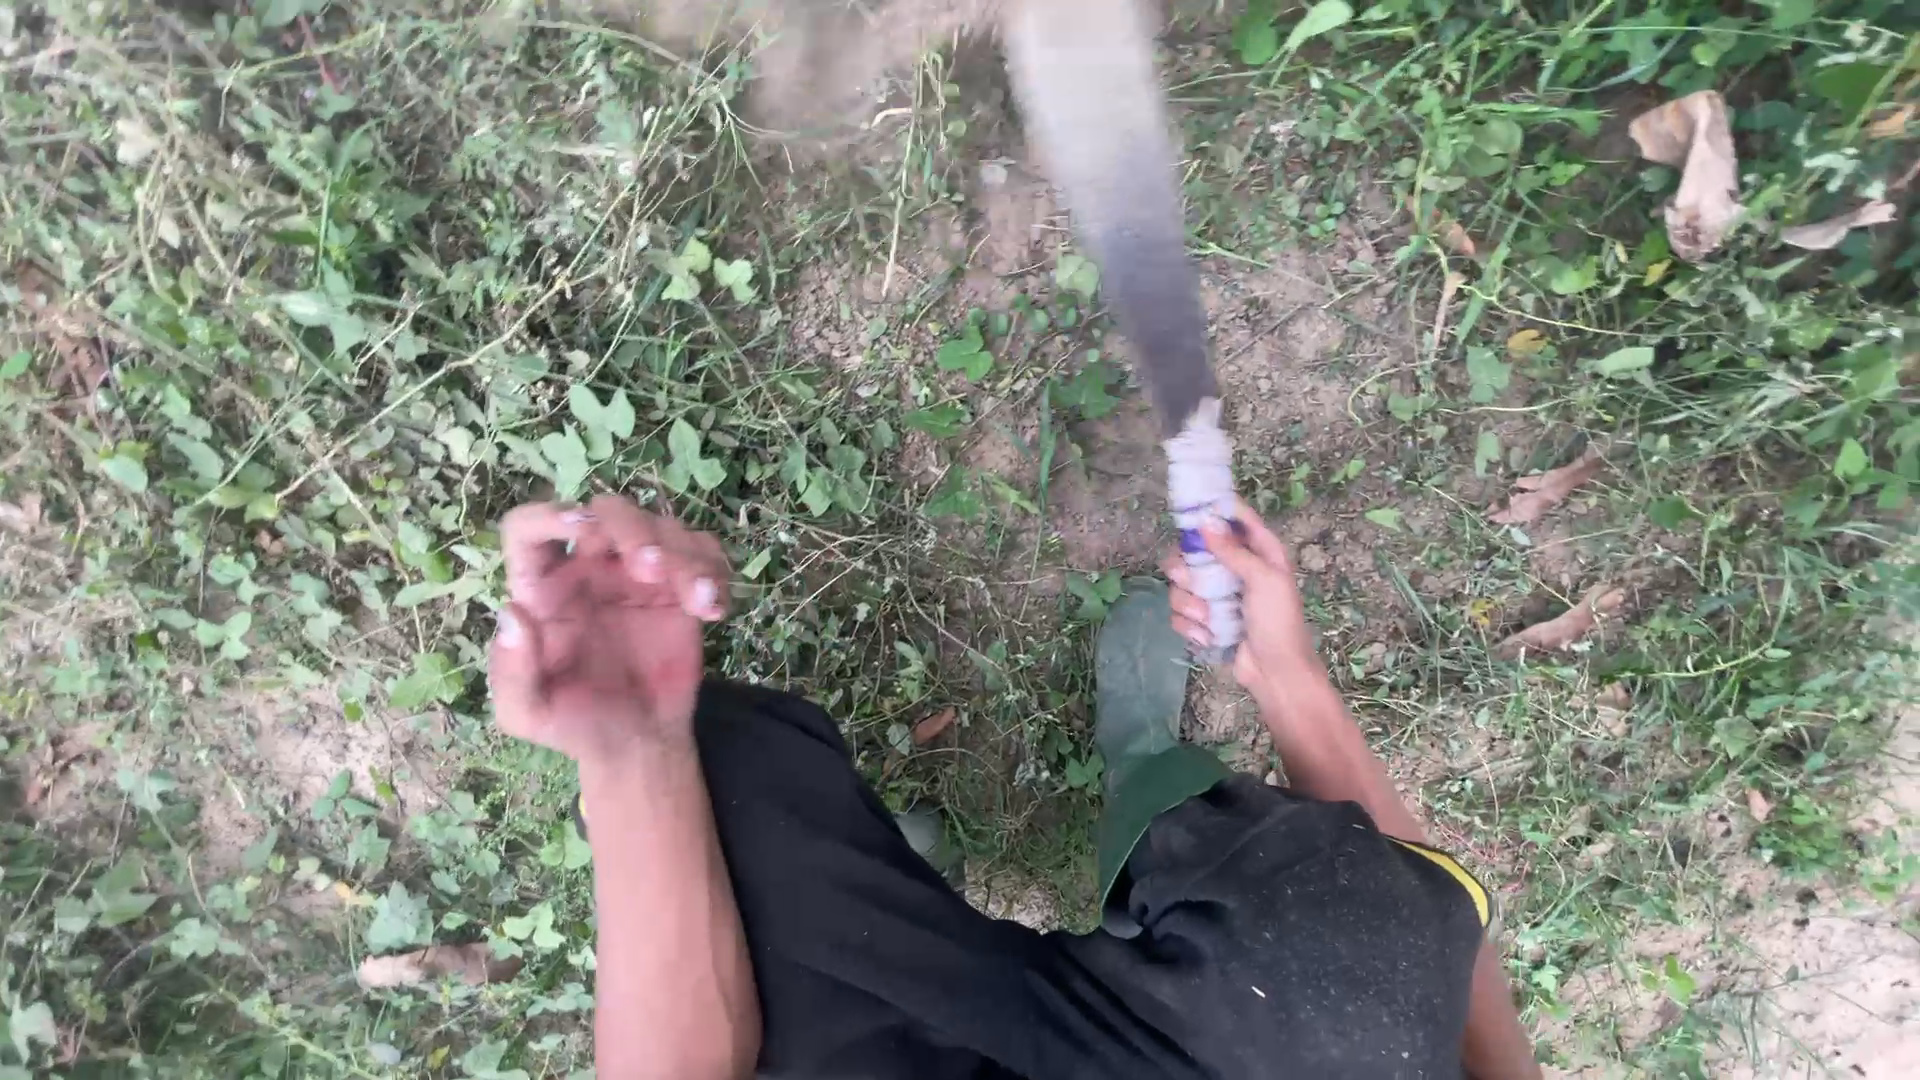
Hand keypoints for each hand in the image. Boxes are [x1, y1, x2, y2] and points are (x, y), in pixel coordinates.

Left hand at [487, 496, 728, 761]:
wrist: (638, 742)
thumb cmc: (576, 724)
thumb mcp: (528, 713)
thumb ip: (512, 671)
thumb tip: (513, 612)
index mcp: (543, 588)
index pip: (530, 528)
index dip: (550, 515)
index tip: (581, 528)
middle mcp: (591, 569)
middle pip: (610, 511)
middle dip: (634, 529)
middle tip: (652, 568)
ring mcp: (640, 575)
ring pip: (666, 529)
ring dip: (687, 557)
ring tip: (701, 602)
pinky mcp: (683, 588)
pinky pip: (705, 556)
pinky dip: (716, 572)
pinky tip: (714, 609)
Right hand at [1163, 504, 1322, 707]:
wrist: (1275, 673)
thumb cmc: (1278, 623)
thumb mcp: (1265, 580)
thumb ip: (1235, 551)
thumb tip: (1206, 523)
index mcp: (1257, 551)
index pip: (1233, 518)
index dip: (1212, 512)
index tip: (1191, 517)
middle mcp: (1232, 567)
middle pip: (1192, 550)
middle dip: (1187, 569)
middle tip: (1192, 580)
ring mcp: (1215, 594)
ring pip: (1179, 584)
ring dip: (1190, 604)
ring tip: (1207, 619)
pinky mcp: (1202, 619)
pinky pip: (1179, 612)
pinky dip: (1190, 625)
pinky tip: (1207, 635)